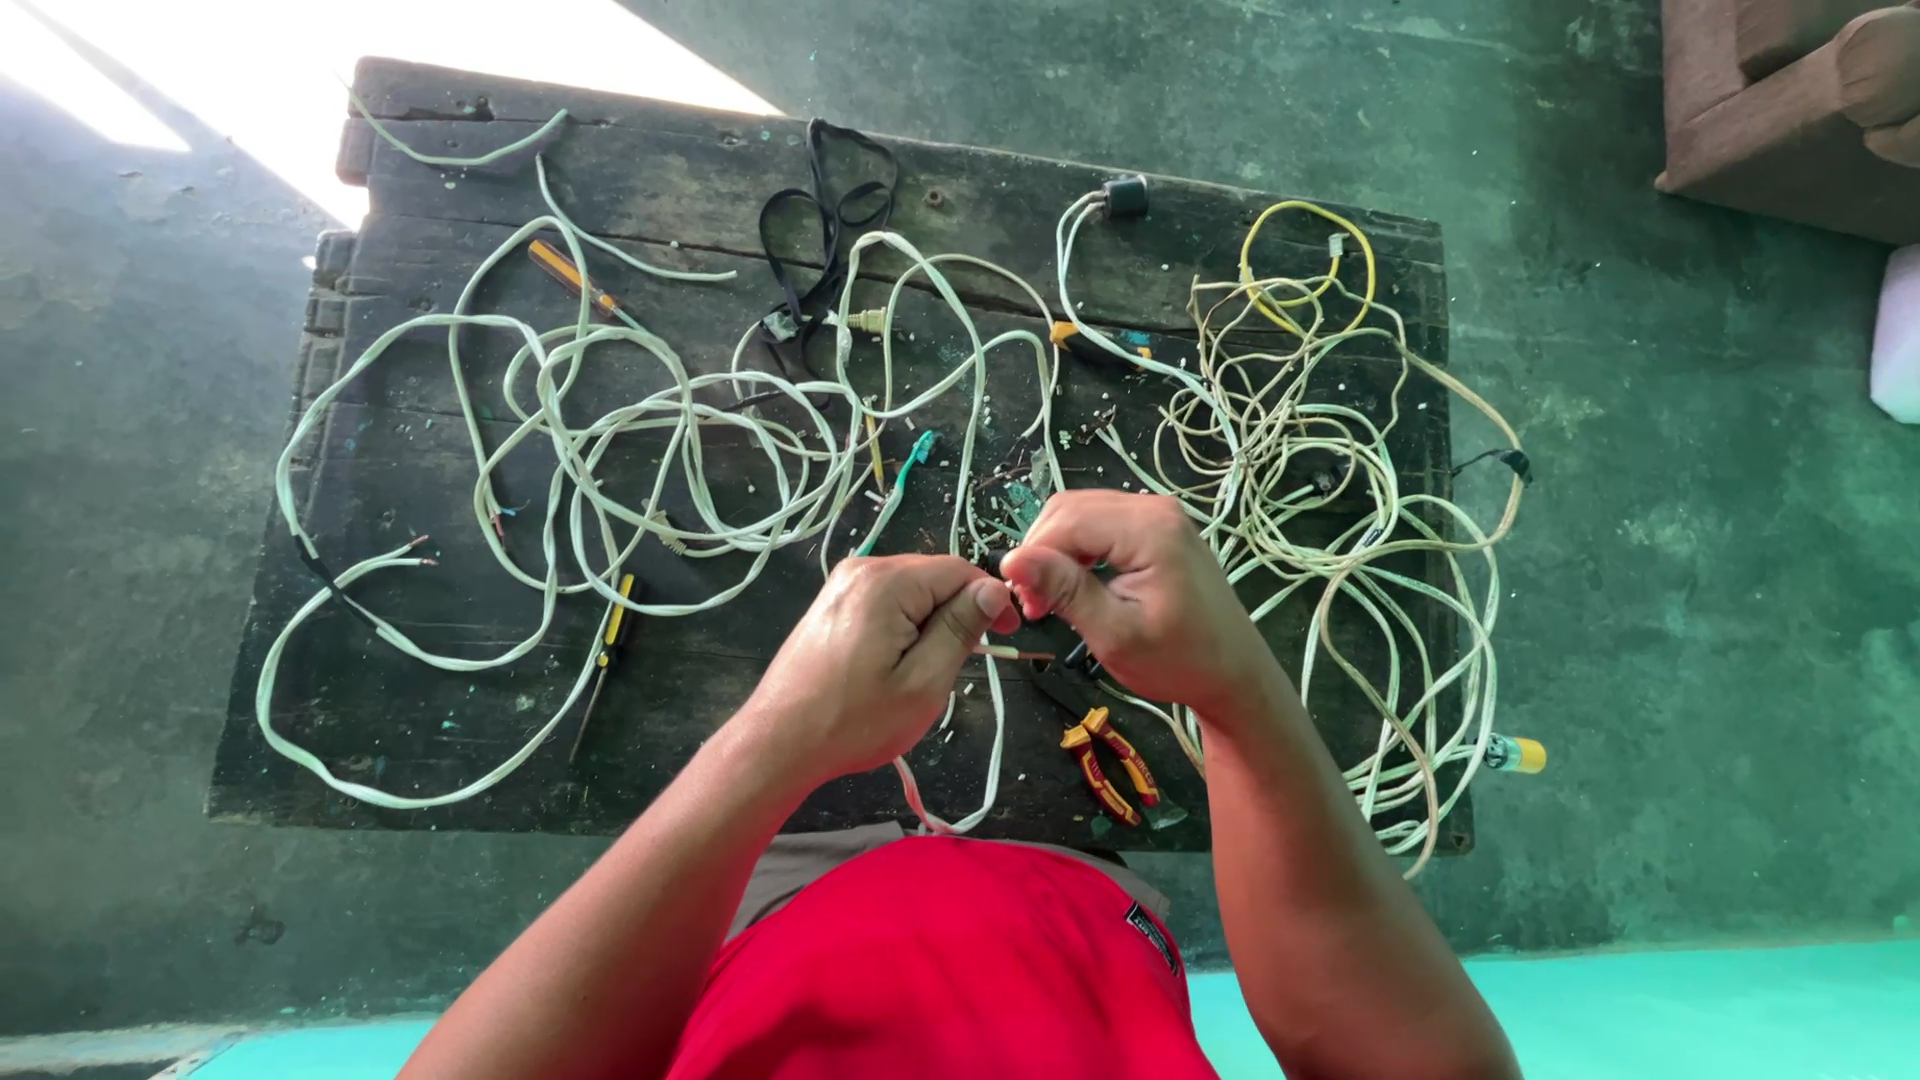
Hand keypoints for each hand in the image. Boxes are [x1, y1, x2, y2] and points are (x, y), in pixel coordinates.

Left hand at [734, 554, 1020, 787]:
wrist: (777, 743)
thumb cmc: (854, 721)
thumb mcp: (923, 681)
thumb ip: (960, 628)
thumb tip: (994, 588)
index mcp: (886, 582)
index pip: (959, 570)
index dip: (989, 599)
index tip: (1006, 634)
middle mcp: (862, 569)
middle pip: (933, 576)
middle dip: (956, 611)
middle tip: (962, 662)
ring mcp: (841, 584)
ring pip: (910, 590)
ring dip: (929, 621)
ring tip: (923, 668)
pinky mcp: (832, 603)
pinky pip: (885, 600)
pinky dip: (903, 624)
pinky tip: (894, 661)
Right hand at [999, 490, 1278, 718]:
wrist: (1234, 673)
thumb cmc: (1179, 661)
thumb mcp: (1114, 633)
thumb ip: (1064, 590)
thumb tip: (1010, 560)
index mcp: (1149, 528)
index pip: (1065, 521)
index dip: (1034, 557)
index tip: (1025, 604)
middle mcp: (1154, 507)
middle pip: (1068, 510)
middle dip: (1042, 552)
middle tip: (1036, 604)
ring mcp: (1157, 513)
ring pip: (1079, 514)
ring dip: (1056, 552)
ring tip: (1052, 598)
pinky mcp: (1156, 526)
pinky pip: (1099, 523)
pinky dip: (1077, 549)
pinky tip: (1076, 583)